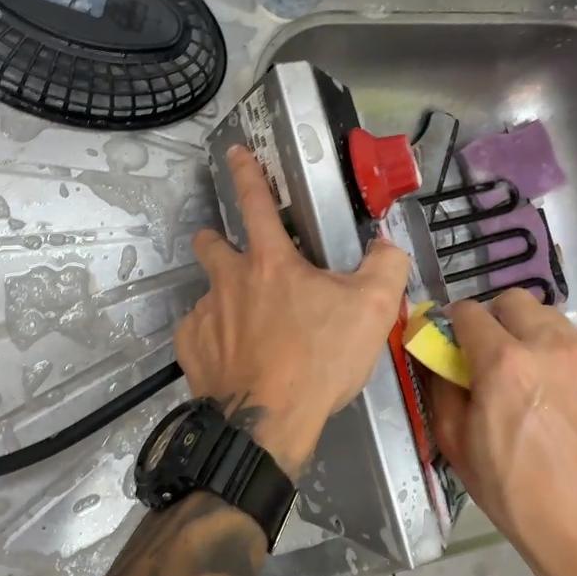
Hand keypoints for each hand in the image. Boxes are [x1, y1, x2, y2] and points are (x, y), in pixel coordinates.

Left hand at [175, 146, 410, 477]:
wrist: (266, 422)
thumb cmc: (318, 361)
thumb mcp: (372, 311)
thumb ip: (386, 267)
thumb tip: (386, 245)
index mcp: (270, 262)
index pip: (254, 202)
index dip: (246, 173)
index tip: (234, 153)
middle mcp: (229, 280)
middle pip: (210, 244)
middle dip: (216, 241)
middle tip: (236, 259)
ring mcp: (205, 314)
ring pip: (209, 293)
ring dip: (225, 300)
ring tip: (250, 330)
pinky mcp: (190, 347)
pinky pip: (200, 333)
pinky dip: (215, 339)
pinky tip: (235, 360)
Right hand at [427, 290, 576, 575]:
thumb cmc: (512, 492)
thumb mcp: (455, 442)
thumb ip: (442, 386)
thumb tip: (439, 356)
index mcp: (501, 362)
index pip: (468, 312)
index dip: (455, 324)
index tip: (456, 342)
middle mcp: (548, 346)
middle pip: (514, 300)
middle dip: (496, 319)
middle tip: (495, 352)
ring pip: (554, 315)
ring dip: (536, 332)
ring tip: (537, 366)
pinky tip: (572, 376)